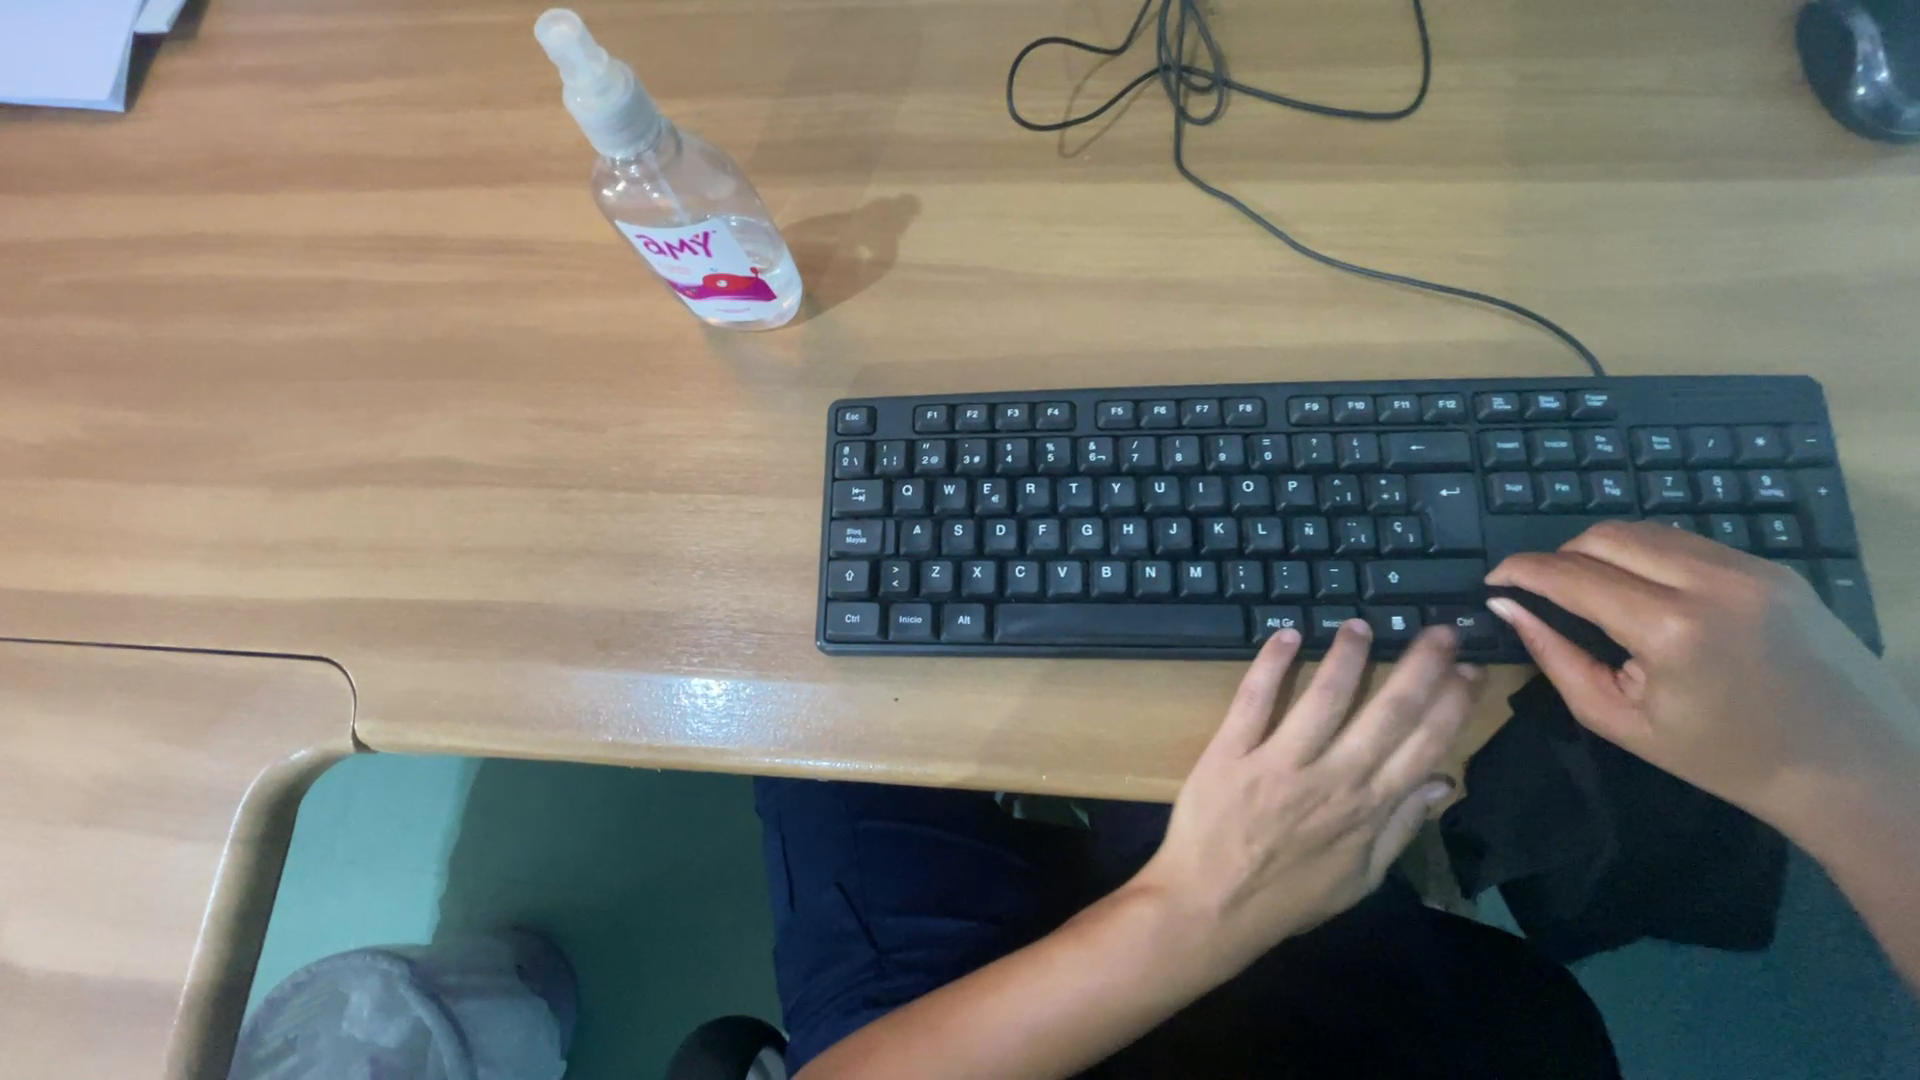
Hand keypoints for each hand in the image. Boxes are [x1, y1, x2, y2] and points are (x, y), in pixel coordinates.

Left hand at [1131, 621, 1478, 979]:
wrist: (1210, 906)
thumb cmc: (1288, 896)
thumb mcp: (1360, 877)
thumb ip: (1402, 827)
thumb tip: (1444, 781)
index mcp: (1366, 809)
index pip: (1422, 746)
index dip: (1450, 704)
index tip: (1468, 669)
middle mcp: (1330, 779)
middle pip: (1386, 713)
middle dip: (1419, 667)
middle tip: (1438, 630)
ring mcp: (1277, 763)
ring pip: (1322, 698)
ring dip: (1346, 656)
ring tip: (1360, 625)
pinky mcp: (1229, 753)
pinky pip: (1253, 700)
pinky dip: (1270, 665)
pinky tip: (1287, 636)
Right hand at [1486, 521, 1919, 833]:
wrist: (1856, 770)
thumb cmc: (1721, 756)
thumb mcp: (1616, 718)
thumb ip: (1554, 655)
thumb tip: (1505, 606)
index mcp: (1671, 629)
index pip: (1569, 575)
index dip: (1519, 571)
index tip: (1492, 581)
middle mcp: (1713, 584)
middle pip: (1603, 537)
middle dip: (1558, 557)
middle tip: (1541, 591)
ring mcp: (1752, 570)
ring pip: (1644, 532)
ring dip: (1600, 552)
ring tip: (1589, 590)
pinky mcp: (1775, 570)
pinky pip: (1684, 543)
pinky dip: (1644, 556)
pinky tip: (1641, 591)